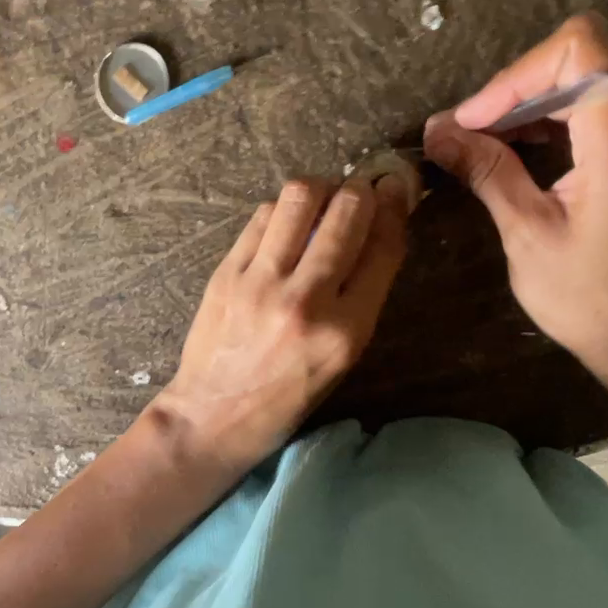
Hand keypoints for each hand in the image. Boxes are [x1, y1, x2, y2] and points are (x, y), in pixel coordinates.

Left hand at [153, 175, 410, 470]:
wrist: (212, 418)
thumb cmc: (284, 400)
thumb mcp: (340, 361)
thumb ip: (362, 298)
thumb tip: (379, 231)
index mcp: (346, 331)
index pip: (384, 247)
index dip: (396, 207)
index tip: (395, 190)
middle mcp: (307, 300)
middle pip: (348, 211)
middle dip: (362, 190)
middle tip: (359, 194)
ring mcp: (262, 283)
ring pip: (301, 197)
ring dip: (320, 189)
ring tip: (321, 204)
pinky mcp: (226, 273)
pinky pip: (262, 216)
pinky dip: (282, 211)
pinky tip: (285, 224)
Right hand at [423, 13, 607, 414]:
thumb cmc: (584, 296)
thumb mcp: (527, 233)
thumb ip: (487, 172)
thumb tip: (437, 131)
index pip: (577, 48)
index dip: (514, 74)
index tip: (471, 121)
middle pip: (578, 61)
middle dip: (512, 92)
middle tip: (460, 136)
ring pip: (585, 82)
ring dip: (526, 108)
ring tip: (477, 147)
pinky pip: (596, 110)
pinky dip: (549, 123)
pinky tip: (513, 154)